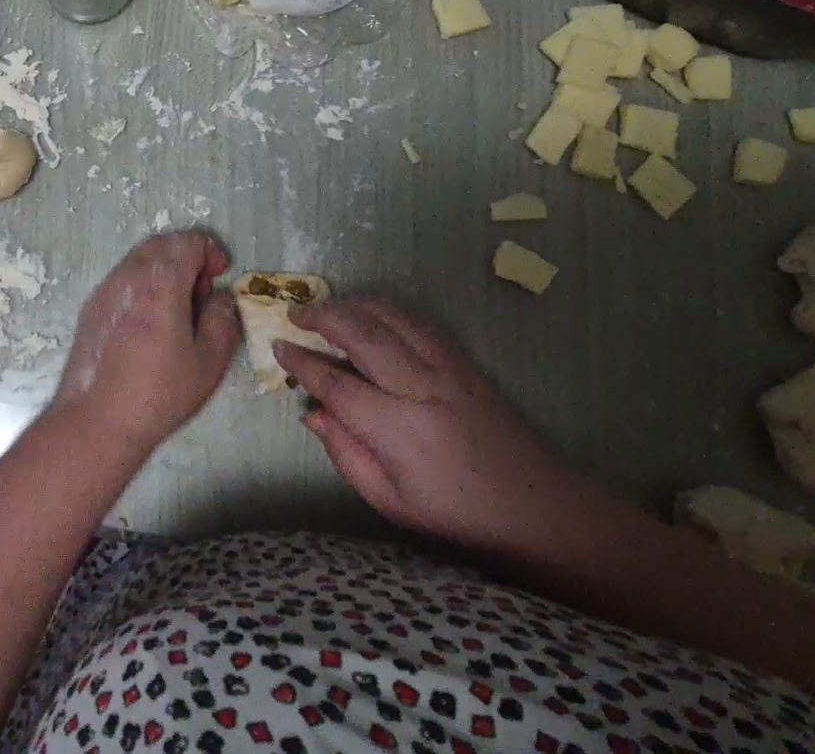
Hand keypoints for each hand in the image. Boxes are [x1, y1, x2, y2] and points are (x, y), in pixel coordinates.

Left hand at [53, 231, 241, 449]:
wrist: (96, 419)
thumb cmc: (159, 393)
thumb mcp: (208, 361)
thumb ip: (223, 320)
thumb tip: (222, 297)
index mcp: (159, 285)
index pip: (187, 242)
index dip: (210, 251)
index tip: (220, 275)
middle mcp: (127, 278)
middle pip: (160, 244)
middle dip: (187, 258)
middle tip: (201, 293)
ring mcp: (104, 291)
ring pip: (138, 260)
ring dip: (163, 271)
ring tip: (178, 312)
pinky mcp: (91, 309)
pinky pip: (122, 280)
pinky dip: (143, 286)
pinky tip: (150, 325)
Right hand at [275, 297, 600, 554]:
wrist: (536, 504)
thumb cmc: (455, 511)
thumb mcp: (389, 499)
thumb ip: (345, 453)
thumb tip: (312, 413)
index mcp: (397, 429)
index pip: (336, 383)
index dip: (302, 363)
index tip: (278, 348)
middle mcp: (420, 389)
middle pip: (362, 335)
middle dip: (323, 317)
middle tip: (295, 314)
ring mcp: (447, 370)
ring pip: (392, 318)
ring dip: (354, 304)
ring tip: (326, 305)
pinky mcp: (465, 363)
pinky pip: (419, 323)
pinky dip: (388, 309)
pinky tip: (370, 310)